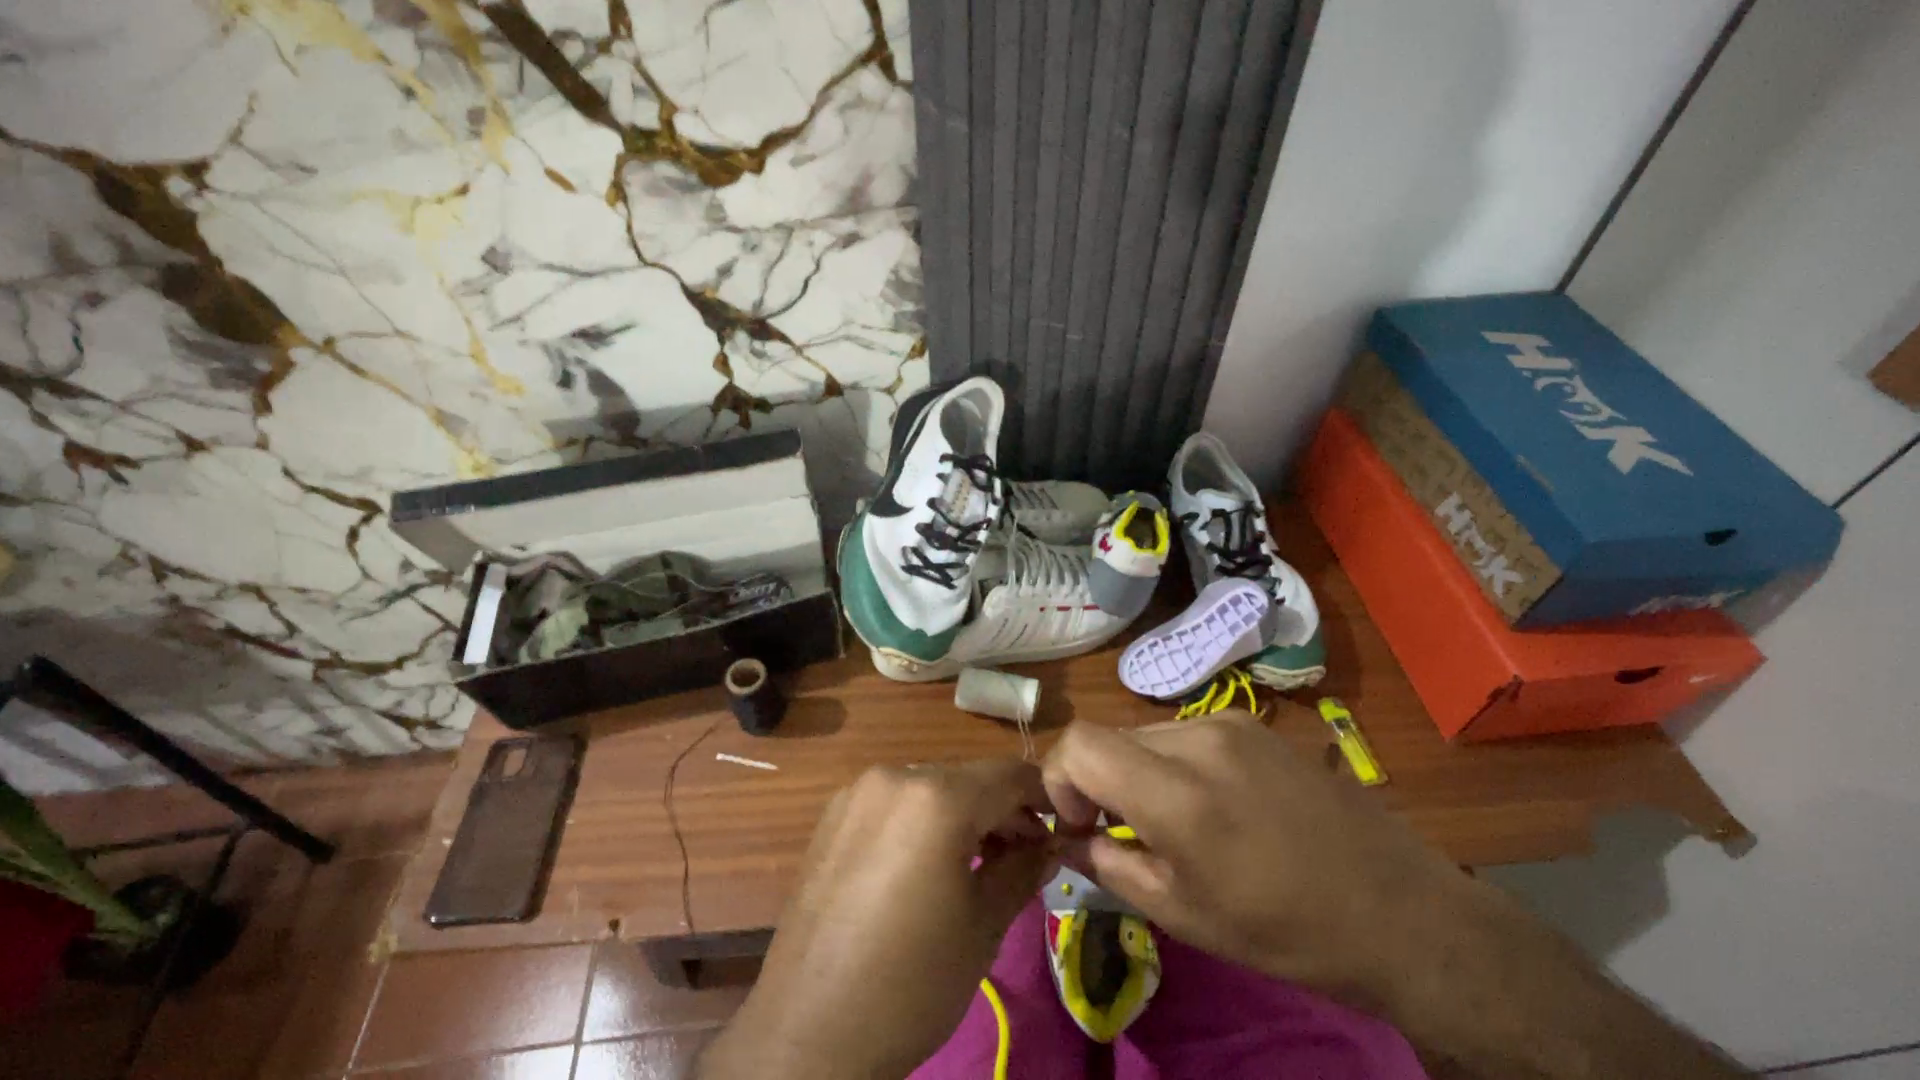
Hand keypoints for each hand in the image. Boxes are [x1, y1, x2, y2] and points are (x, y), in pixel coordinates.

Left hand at [700, 760, 1052, 1079]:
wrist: (810, 1030)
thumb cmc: (913, 980)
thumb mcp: (984, 925)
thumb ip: (1023, 869)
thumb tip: (1050, 845)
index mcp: (936, 797)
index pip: (1010, 775)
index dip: (1045, 799)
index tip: (1064, 832)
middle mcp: (892, 778)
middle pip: (967, 780)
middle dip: (1002, 812)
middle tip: (1024, 859)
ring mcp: (854, 796)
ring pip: (929, 791)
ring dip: (962, 818)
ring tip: (978, 868)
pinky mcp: (830, 821)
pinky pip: (894, 807)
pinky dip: (922, 825)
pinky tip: (927, 870)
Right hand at [1042, 710, 1483, 1008]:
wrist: (1400, 912)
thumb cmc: (1285, 930)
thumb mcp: (1183, 914)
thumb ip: (1109, 866)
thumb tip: (1069, 840)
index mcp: (1176, 792)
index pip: (1079, 743)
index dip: (1061, 782)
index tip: (1085, 827)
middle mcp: (1200, 738)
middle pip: (1111, 738)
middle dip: (1100, 783)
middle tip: (1125, 837)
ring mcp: (1234, 724)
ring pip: (1149, 735)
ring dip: (1139, 774)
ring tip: (1176, 827)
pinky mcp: (1259, 726)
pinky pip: (1189, 734)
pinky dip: (1177, 765)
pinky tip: (1217, 809)